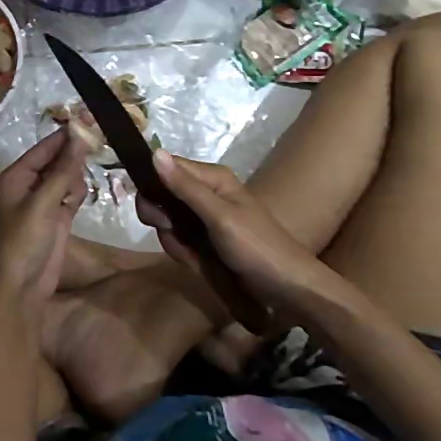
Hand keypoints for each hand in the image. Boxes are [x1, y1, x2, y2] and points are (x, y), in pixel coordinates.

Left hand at [0, 127, 89, 305]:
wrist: (24, 288)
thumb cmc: (24, 242)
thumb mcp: (43, 203)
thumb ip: (64, 169)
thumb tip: (81, 134)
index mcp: (16, 175)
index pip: (45, 146)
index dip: (68, 133)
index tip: (93, 119)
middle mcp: (29, 184)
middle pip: (58, 158)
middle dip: (75, 155)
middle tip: (100, 143)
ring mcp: (44, 200)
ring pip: (68, 175)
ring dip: (77, 178)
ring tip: (76, 189)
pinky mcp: (58, 216)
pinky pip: (72, 193)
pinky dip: (78, 194)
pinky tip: (76, 203)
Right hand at [135, 150, 346, 321]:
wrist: (284, 287)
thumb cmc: (256, 247)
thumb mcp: (219, 216)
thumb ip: (186, 187)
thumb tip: (155, 152)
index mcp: (213, 178)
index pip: (167, 169)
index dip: (155, 190)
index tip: (158, 216)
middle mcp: (207, 192)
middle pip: (163, 197)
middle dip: (164, 221)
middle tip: (179, 237)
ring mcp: (206, 217)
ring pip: (169, 222)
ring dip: (175, 241)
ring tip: (194, 256)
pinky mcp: (206, 239)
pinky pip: (181, 240)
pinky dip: (184, 252)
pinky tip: (197, 263)